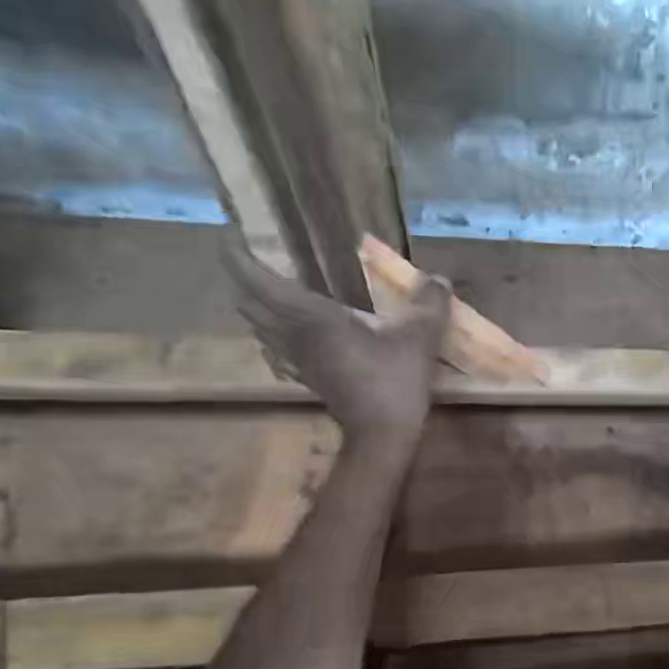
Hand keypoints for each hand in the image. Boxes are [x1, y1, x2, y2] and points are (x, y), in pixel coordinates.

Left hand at [225, 241, 450, 444]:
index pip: (258, 282)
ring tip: (269, 288)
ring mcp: (297, 360)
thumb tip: (438, 279)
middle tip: (253, 256)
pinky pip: (275, 349)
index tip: (230, 234)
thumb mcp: (419, 339)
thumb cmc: (394, 381)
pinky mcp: (307, 377)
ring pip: (259, 327)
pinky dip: (271, 334)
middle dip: (244, 278)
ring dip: (256, 306)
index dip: (237, 257)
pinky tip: (283, 334)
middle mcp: (295, 335)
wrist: (382, 434)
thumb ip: (428, 305)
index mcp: (312, 318)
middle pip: (250, 303)